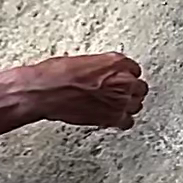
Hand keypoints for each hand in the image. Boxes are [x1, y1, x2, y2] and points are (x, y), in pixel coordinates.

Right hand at [0, 53, 147, 127]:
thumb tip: (106, 73)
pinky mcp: (114, 117)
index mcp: (116, 62)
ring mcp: (120, 100)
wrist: (42, 92)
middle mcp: (123, 80)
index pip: (134, 69)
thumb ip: (103, 67)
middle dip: (130, 90)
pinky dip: (121, 121)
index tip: (121, 80)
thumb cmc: (54, 74)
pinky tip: (113, 118)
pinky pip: (128, 121)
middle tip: (119, 93)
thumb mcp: (84, 61)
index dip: (126, 76)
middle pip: (139, 88)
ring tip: (114, 105)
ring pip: (136, 105)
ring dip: (127, 105)